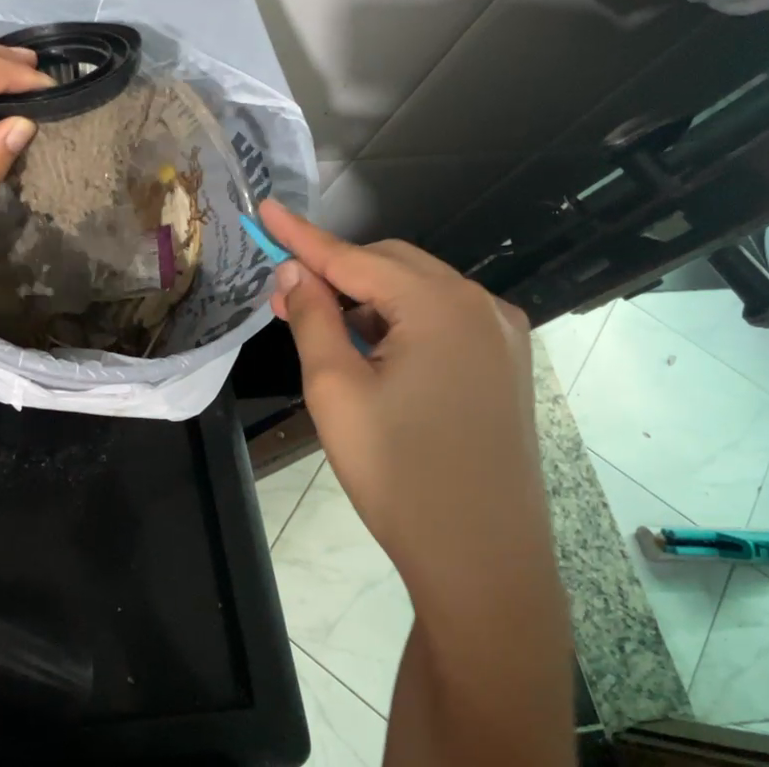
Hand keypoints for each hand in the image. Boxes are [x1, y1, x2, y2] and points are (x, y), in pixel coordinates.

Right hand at [259, 200, 547, 591]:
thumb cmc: (399, 474)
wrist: (483, 561)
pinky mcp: (504, 368)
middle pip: (391, 265)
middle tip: (282, 299)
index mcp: (440, 306)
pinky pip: (441, 322)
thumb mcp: (335, 391)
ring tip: (321, 332)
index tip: (263, 207)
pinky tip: (372, 354)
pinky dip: (397, 323)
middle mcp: (481, 307)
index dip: (301, 235)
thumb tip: (295, 272)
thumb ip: (312, 318)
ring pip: (417, 293)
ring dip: (365, 300)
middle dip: (335, 273)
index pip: (354, 256)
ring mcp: (501, 338)